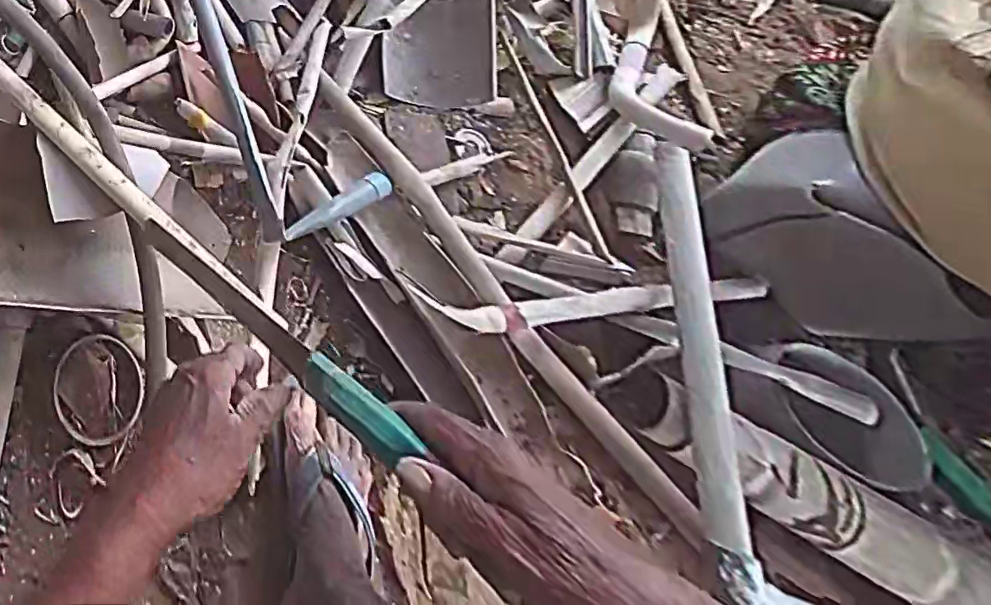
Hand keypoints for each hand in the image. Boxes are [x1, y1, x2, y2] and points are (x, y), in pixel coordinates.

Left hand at [104, 343, 293, 542]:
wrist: (148, 500)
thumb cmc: (190, 473)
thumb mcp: (243, 440)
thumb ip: (265, 408)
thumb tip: (281, 391)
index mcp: (207, 374)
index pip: (239, 351)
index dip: (257, 361)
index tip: (264, 372)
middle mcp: (184, 377)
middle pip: (220, 365)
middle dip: (240, 384)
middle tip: (254, 408)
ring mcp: (168, 394)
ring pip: (203, 384)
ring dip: (222, 399)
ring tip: (233, 431)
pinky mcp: (158, 414)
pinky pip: (187, 401)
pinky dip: (203, 411)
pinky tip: (208, 441)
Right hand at [390, 403, 711, 604]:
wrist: (639, 601)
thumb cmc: (580, 577)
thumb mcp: (504, 547)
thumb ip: (453, 504)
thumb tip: (408, 467)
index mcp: (490, 457)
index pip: (422, 416)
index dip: (383, 411)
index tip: (351, 406)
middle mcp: (500, 455)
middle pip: (434, 434)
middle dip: (409, 453)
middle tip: (399, 485)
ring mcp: (512, 472)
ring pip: (451, 460)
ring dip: (433, 479)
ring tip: (440, 519)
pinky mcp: (523, 494)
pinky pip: (471, 482)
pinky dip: (455, 497)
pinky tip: (467, 531)